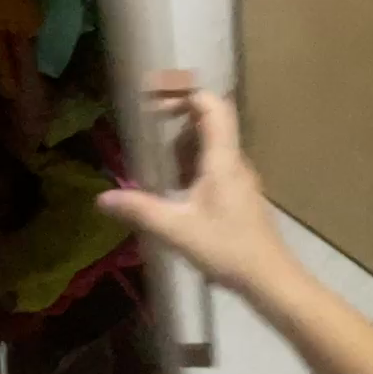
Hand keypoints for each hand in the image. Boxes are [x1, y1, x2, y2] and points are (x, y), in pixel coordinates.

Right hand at [96, 90, 294, 294]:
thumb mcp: (177, 229)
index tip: (156, 95)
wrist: (271, 280)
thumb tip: (101, 198)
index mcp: (222, 159)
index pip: (212, 107)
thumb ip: (140, 210)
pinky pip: (215, 163)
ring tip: (156, 154)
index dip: (186, 93)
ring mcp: (240, 178)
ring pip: (212, 143)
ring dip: (184, 141)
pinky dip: (192, 162)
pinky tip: (174, 185)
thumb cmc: (227, 248)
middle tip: (149, 122)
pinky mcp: (240, 194)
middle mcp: (234, 161)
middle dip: (179, 115)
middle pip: (211, 120)